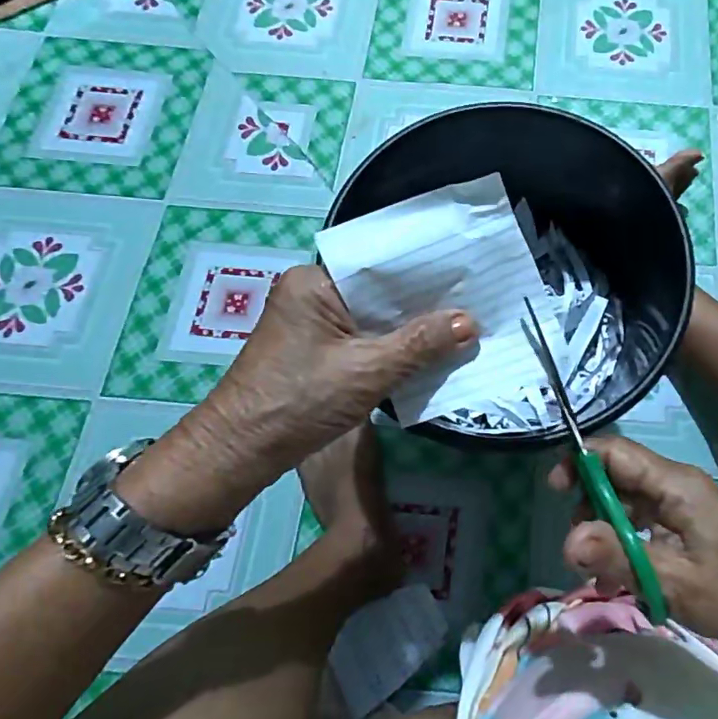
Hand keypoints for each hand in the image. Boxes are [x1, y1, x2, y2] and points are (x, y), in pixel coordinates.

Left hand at [121, 265, 475, 531]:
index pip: (381, 265)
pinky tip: (432, 347)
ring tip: (463, 321)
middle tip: (475, 298)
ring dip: (413, 325)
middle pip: (381, 290)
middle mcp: (313, 292)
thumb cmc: (299, 402)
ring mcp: (315, 320)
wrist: (242, 452)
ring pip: (377, 314)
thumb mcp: (369, 371)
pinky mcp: (320, 346)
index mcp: (315, 282)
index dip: (427, 272)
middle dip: (425, 301)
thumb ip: (422, 343)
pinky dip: (396, 342)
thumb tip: (471, 322)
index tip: (468, 274)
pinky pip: (368, 334)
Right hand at [551, 435, 717, 645]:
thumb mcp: (670, 580)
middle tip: (577, 544)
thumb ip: (618, 556)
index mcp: (678, 484)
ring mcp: (680, 502)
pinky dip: (621, 541)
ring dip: (603, 528)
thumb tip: (568, 540)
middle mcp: (677, 483)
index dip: (582, 461)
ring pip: (625, 499)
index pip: (619, 452)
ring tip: (596, 570)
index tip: (555, 488)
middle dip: (589, 503)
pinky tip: (614, 577)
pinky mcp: (681, 522)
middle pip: (619, 473)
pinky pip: (640, 519)